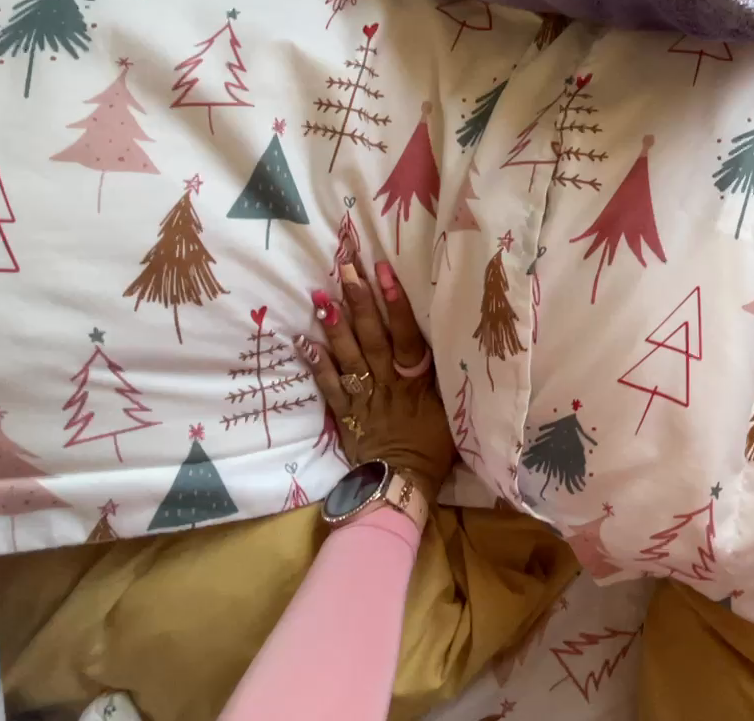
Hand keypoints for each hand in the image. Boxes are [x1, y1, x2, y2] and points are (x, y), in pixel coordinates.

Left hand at [305, 260, 455, 492]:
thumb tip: (449, 339)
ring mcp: (364, 398)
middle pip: (373, 338)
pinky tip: (301, 340)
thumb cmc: (435, 445)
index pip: (407, 336)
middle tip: (346, 268)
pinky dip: (316, 364)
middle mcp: (388, 384)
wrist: (404, 485)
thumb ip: (444, 376)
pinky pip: (328, 387)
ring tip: (321, 295)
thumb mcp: (452, 408)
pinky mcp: (345, 415)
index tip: (383, 272)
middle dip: (360, 301)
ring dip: (335, 325)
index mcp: (418, 381)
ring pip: (348, 357)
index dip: (395, 304)